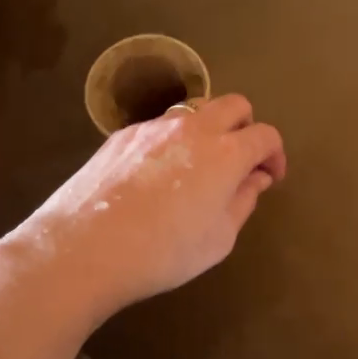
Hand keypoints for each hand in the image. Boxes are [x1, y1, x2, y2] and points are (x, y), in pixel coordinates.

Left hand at [6, 94, 285, 317]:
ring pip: (195, 112)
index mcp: (226, 153)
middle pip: (234, 106)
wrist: (82, 249)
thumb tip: (255, 179)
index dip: (275, 155)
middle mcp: (194, 128)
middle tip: (240, 162)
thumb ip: (243, 202)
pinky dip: (173, 143)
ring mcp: (155, 127)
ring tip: (197, 169)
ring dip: (208, 132)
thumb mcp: (218, 239)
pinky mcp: (122, 136)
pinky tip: (157, 178)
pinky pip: (160, 128)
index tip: (270, 177)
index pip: (265, 135)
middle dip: (246, 128)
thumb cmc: (162, 252)